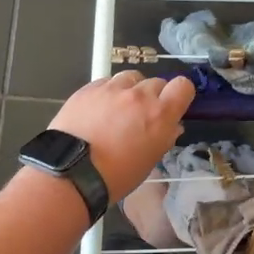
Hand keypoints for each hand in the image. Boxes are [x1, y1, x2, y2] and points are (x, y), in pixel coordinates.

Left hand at [48, 71, 194, 199]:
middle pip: (156, 82)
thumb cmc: (116, 176)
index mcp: (160, 114)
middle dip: (153, 97)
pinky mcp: (88, 89)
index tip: (172, 105)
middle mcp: (139, 95)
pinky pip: (106, 82)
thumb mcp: (149, 161)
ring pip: (130, 78)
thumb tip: (171, 126)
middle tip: (141, 116)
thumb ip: (164, 138)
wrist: (71, 173)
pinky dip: (108, 92)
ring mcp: (112, 89)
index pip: (183, 85)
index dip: (179, 94)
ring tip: (119, 109)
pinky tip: (98, 110)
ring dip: (130, 90)